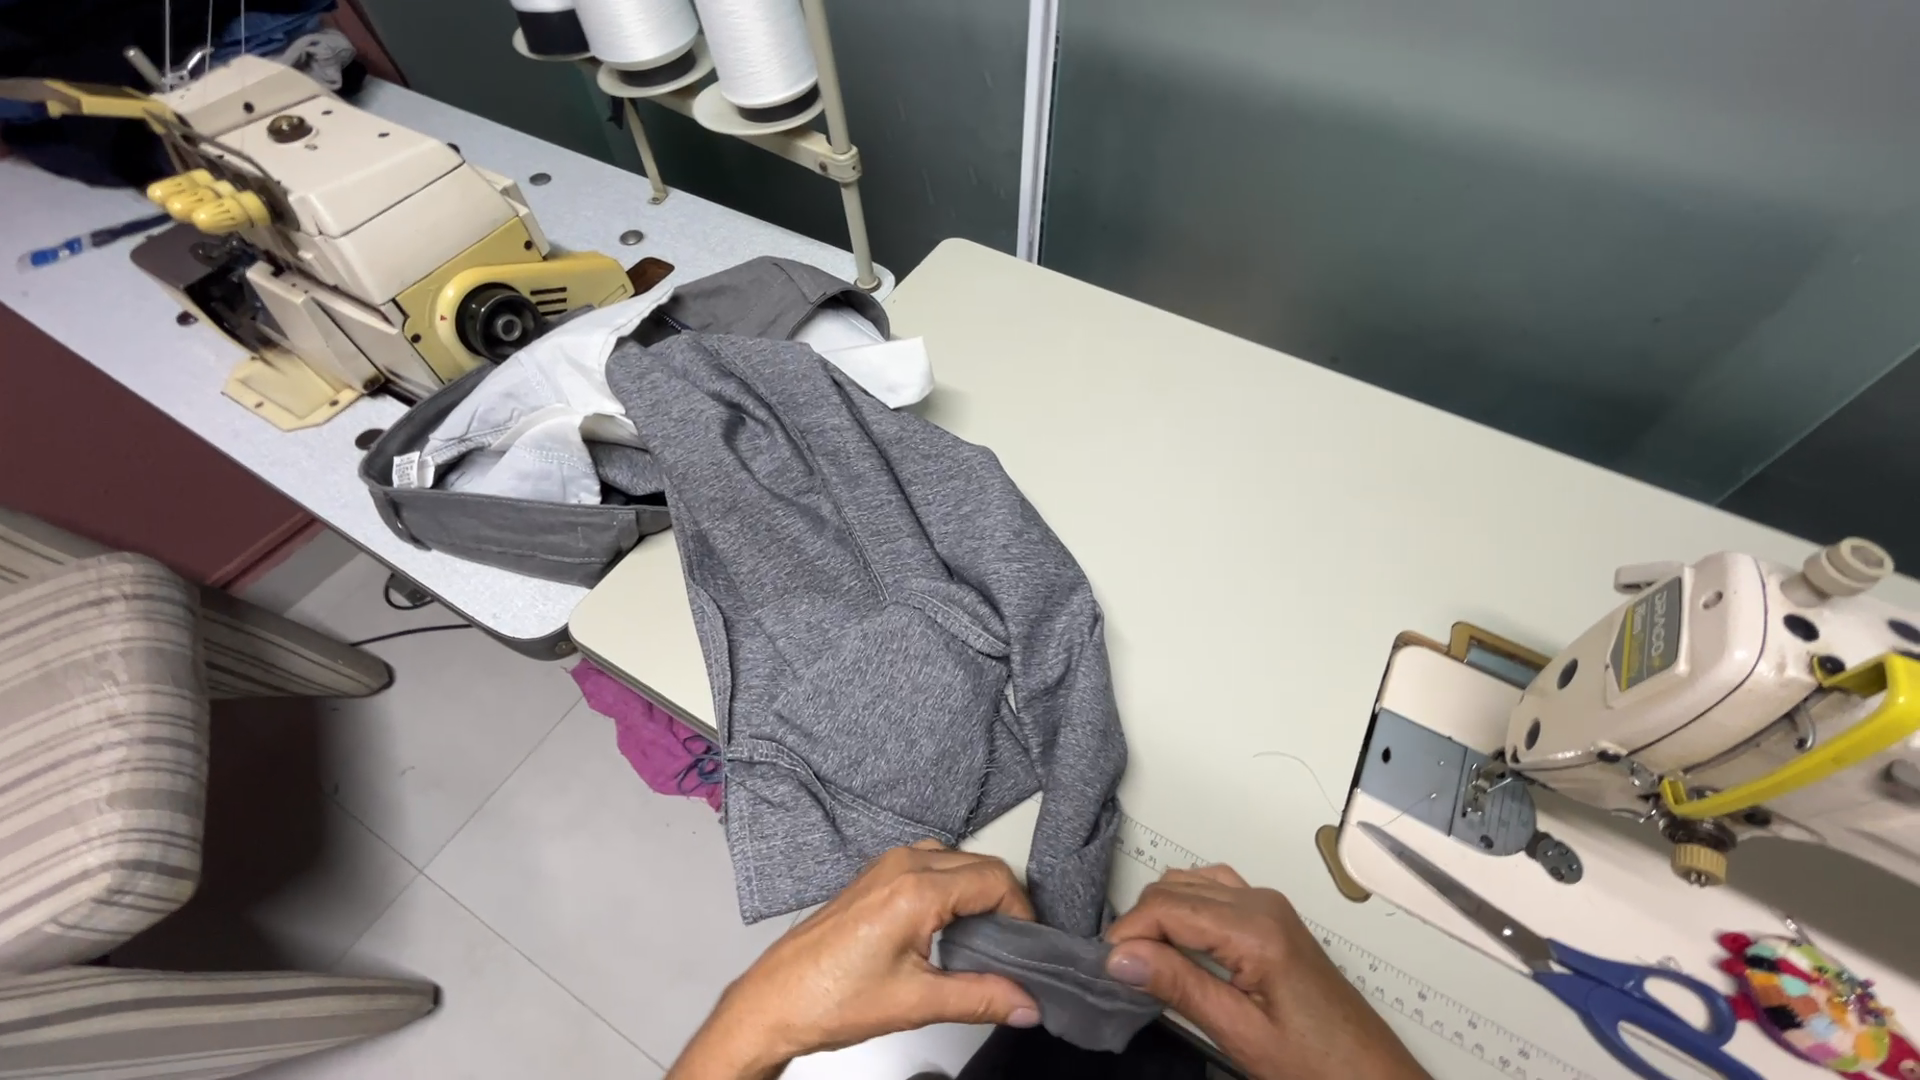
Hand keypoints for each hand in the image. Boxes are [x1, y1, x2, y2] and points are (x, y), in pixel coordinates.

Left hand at [668, 840, 1041, 1079]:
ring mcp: (887, 863)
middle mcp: (904, 862)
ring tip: (985, 936)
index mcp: (917, 888)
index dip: (1022, 912)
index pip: (994, 880)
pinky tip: (949, 922)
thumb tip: (1028, 1004)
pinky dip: (952, 883)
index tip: (1029, 947)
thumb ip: (981, 997)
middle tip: (1015, 946)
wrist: (776, 999)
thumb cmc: (835, 999)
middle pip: (979, 863)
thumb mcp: (917, 1003)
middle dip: (1005, 899)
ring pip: (955, 858)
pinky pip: (930, 861)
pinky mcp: (876, 873)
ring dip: (977, 888)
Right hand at [1105, 865, 1428, 1079]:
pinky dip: (1186, 903)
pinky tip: (1180, 938)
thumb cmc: (1314, 1067)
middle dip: (1140, 921)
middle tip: (1120, 968)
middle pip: (1175, 887)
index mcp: (1254, 928)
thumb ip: (1179, 987)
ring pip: (1191, 880)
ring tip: (1145, 957)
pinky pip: (1214, 887)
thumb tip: (1117, 957)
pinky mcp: (1273, 914)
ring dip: (1161, 909)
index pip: (1168, 907)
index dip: (1129, 931)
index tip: (1104, 966)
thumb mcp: (1242, 1035)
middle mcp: (1260, 901)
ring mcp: (1268, 903)